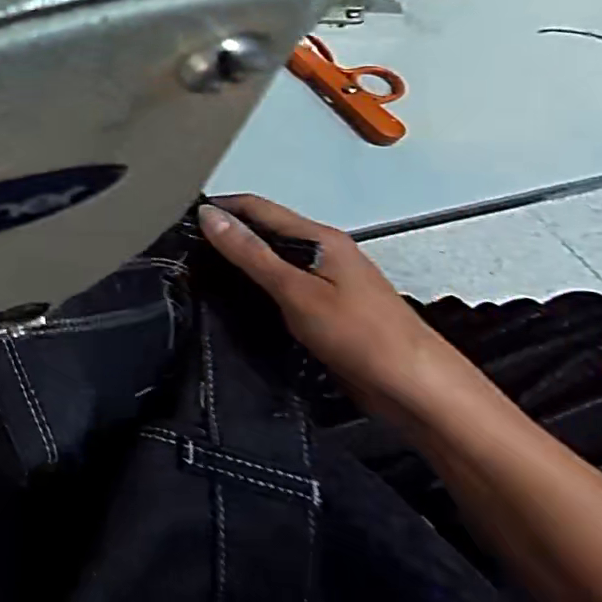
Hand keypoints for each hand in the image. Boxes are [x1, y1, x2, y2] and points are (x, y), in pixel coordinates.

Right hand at [198, 195, 494, 429]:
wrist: (422, 394)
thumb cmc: (363, 337)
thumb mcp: (296, 291)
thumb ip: (250, 253)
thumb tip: (209, 214)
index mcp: (319, 237)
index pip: (256, 207)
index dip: (219, 207)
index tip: (179, 217)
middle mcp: (324, 251)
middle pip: (264, 230)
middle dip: (225, 233)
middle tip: (183, 247)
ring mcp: (327, 281)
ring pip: (272, 259)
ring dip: (240, 260)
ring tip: (201, 271)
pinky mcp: (327, 309)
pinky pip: (282, 286)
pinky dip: (256, 286)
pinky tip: (237, 301)